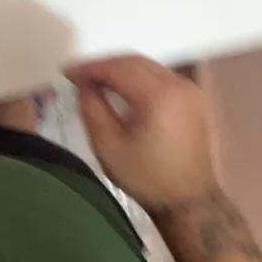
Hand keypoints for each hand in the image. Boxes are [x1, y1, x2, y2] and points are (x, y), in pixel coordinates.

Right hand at [66, 54, 218, 211]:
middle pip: (135, 62)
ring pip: (149, 67)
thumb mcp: (108, 146)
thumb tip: (85, 85)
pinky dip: (137, 78)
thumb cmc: (145, 177)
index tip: (67, 72)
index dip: (90, 68)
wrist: (189, 200)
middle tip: (78, 75)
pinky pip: (160, 77)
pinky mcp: (194, 100)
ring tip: (95, 82)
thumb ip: (92, 108)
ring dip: (120, 70)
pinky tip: (120, 90)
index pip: (118, 68)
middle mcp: (179, 85)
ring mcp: (190, 91)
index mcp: (159, 96)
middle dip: (104, 65)